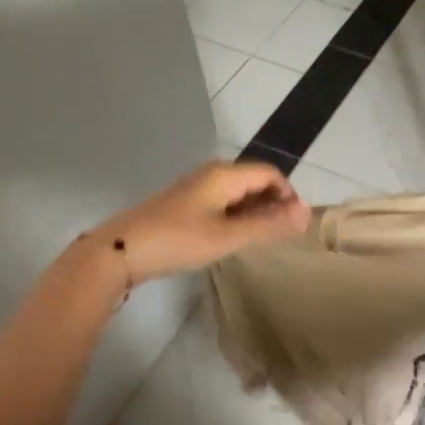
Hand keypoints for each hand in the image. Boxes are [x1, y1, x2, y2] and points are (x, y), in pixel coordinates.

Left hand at [93, 161, 310, 282]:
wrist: (118, 251)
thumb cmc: (176, 241)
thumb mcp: (227, 237)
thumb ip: (268, 225)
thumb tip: (306, 213)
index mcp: (225, 174)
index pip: (270, 173)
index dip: (288, 195)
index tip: (295, 226)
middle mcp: (212, 173)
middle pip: (254, 180)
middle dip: (273, 203)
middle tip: (281, 236)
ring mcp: (195, 188)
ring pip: (237, 192)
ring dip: (254, 211)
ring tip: (259, 241)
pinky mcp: (183, 204)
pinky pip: (221, 202)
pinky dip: (235, 216)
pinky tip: (230, 239)